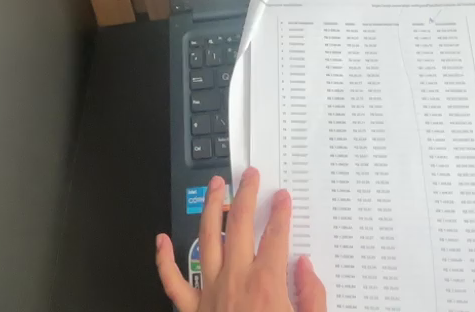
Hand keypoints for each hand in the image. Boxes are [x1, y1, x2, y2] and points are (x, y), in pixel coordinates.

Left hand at [156, 168, 325, 311]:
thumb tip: (305, 266)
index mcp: (266, 286)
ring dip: (211, 207)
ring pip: (206, 237)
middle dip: (246, 195)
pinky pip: (173, 282)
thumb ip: (312, 298)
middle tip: (250, 176)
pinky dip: (164, 259)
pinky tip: (161, 239)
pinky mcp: (191, 311)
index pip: (276, 236)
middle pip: (240, 224)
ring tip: (215, 185)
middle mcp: (235, 281)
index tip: (283, 197)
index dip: (281, 212)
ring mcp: (210, 293)